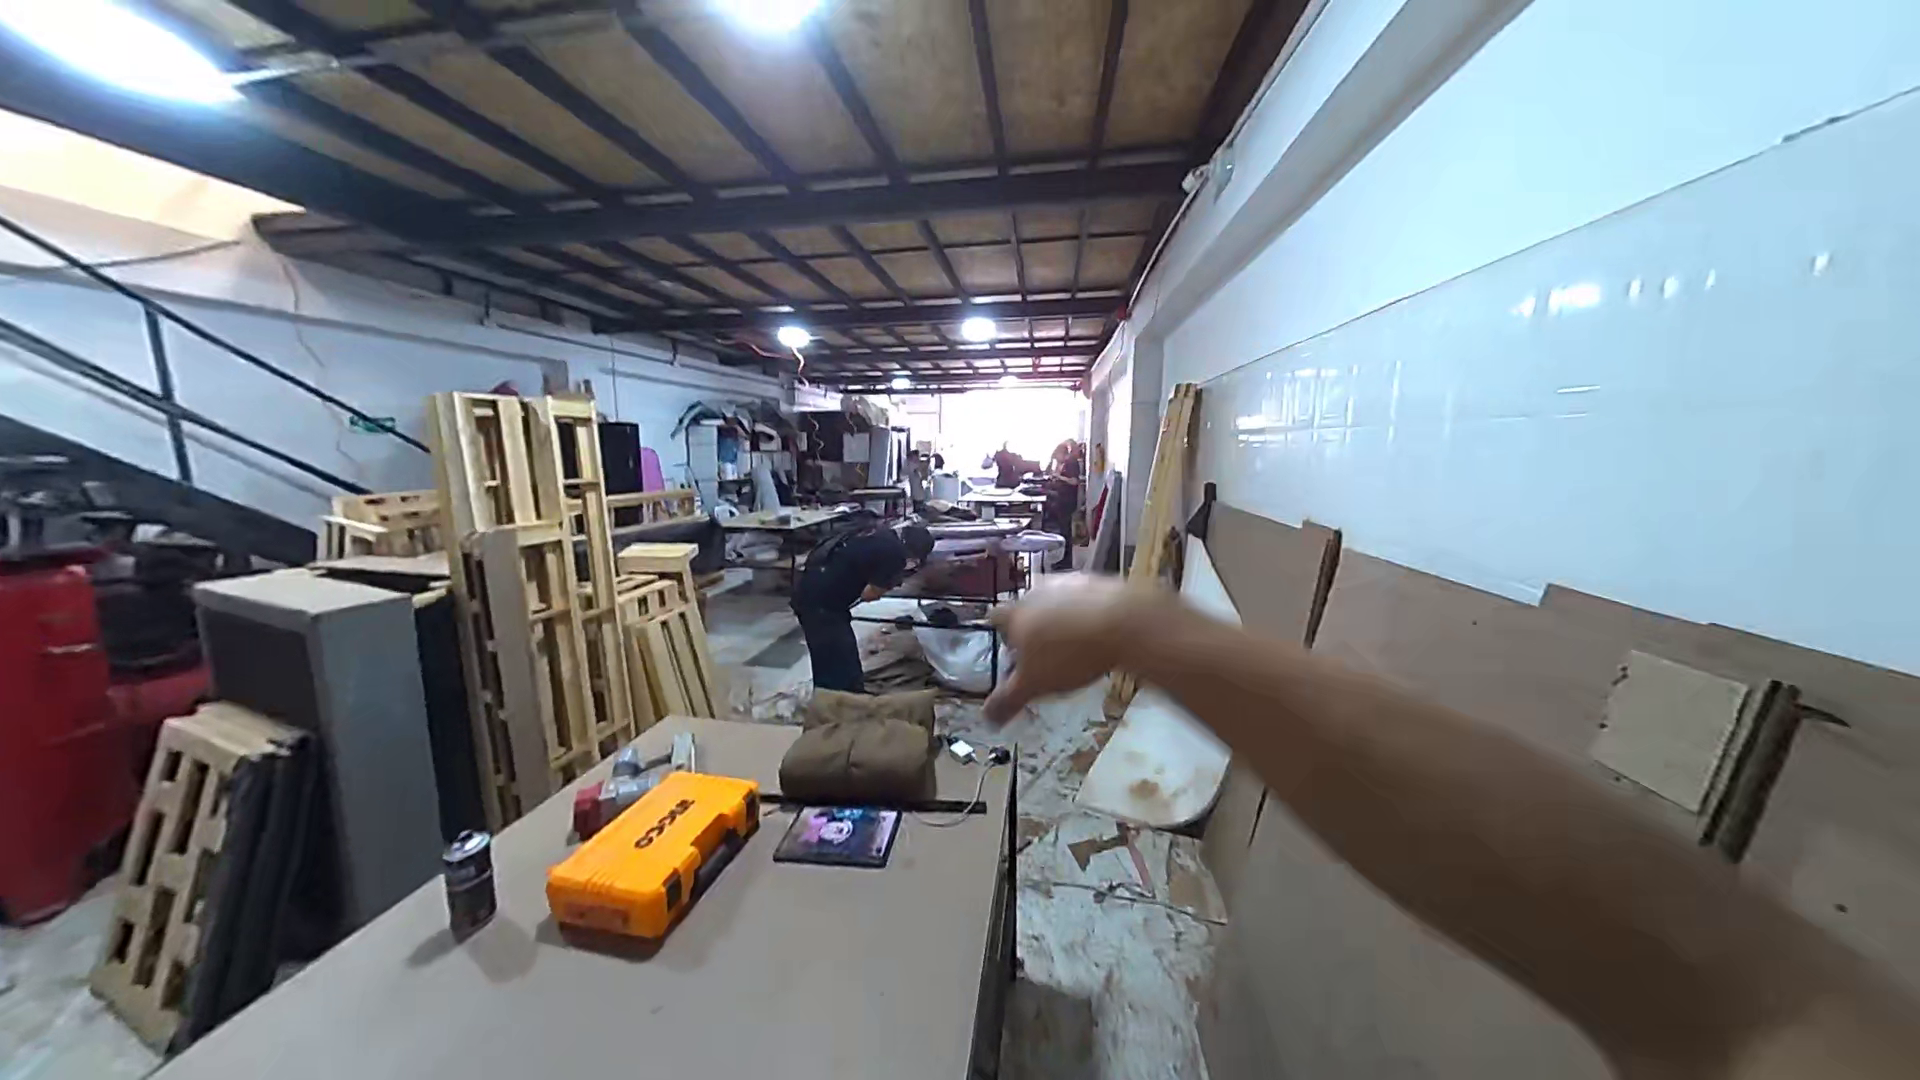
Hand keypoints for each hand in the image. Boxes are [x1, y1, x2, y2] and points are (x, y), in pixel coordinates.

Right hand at [984, 575, 1149, 722]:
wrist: (1122, 623)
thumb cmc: (1069, 655)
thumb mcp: (1034, 684)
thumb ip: (1008, 700)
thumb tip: (987, 718)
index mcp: (1016, 615)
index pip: (996, 618)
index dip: (1000, 631)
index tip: (1008, 644)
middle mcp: (1037, 593)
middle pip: (1026, 608)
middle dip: (1032, 626)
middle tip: (1042, 650)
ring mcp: (1068, 583)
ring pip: (1056, 601)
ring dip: (1060, 618)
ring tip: (1073, 643)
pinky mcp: (1097, 582)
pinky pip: (1084, 597)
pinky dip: (1086, 612)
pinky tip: (1098, 632)